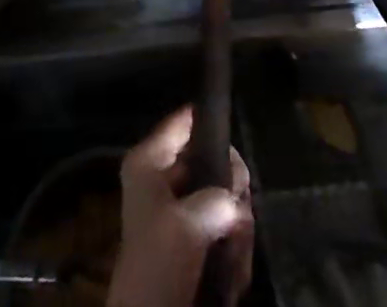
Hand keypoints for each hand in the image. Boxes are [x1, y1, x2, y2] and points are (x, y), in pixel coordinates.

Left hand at [109, 106, 253, 306]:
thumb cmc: (157, 263)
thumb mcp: (186, 224)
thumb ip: (216, 199)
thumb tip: (234, 202)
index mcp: (149, 161)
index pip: (186, 119)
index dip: (211, 121)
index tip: (234, 137)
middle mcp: (163, 175)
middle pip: (214, 159)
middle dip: (232, 192)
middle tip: (237, 217)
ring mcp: (179, 204)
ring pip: (225, 195)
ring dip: (236, 227)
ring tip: (234, 250)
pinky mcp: (192, 232)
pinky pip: (226, 223)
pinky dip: (234, 246)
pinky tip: (232, 268)